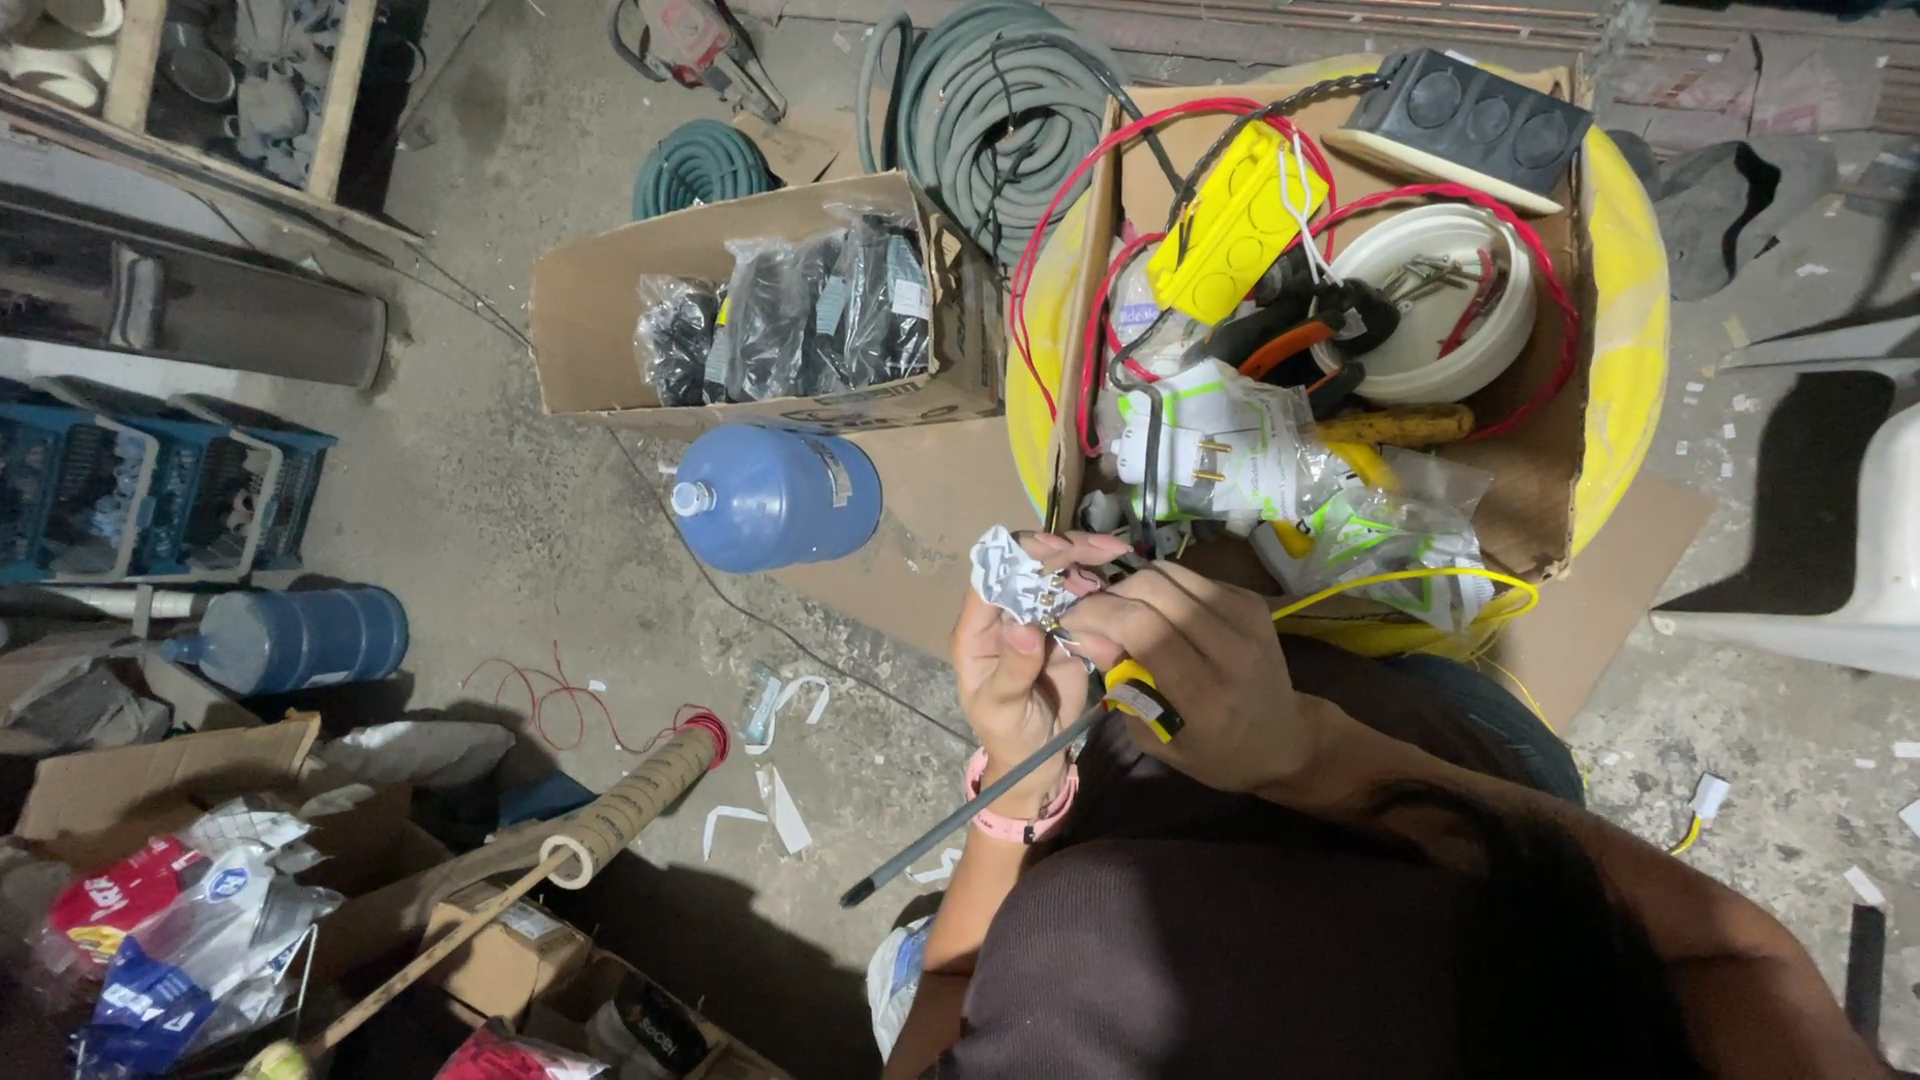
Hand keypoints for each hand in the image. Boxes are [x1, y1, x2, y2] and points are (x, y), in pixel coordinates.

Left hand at [950, 531, 1128, 817]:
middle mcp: (1005, 614)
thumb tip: (1022, 626)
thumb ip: (1012, 670)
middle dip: (1062, 550)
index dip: (1020, 556)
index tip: (1055, 549)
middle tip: (1099, 548)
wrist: (1038, 756)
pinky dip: (1098, 586)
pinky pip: (1080, 598)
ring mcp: (1037, 617)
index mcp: (977, 629)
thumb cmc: (1008, 733)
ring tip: (1112, 561)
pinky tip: (1114, 583)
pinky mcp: (1064, 627)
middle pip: (1027, 566)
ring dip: (1083, 563)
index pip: (992, 577)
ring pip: (1056, 575)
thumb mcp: (1003, 709)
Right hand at [1058, 560, 1322, 792]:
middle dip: (1110, 594)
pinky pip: (1190, 576)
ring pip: (1170, 573)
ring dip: (1133, 585)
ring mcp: (1247, 620)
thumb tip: (1085, 633)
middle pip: (1153, 590)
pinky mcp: (1252, 603)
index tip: (1070, 620)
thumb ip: (1119, 683)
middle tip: (1091, 612)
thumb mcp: (1155, 736)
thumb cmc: (1213, 752)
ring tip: (1119, 608)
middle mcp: (1231, 651)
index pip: (1142, 628)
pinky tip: (1156, 610)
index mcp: (1205, 696)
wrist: (1284, 740)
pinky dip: (1162, 586)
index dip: (1096, 614)